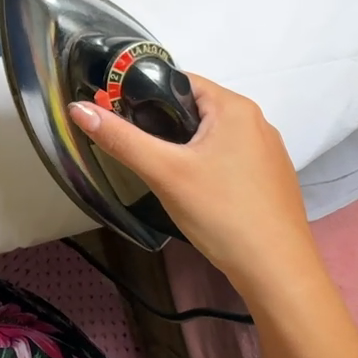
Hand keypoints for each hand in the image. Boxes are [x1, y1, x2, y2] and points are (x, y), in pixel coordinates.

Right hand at [72, 76, 357, 357]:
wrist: (280, 277)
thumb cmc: (223, 213)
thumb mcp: (163, 172)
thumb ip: (119, 137)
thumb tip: (76, 108)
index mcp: (234, 107)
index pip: (179, 80)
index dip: (144, 92)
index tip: (117, 113)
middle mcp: (256, 121)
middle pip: (193, 106)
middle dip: (161, 120)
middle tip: (135, 145)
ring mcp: (268, 152)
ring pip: (210, 133)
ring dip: (182, 143)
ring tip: (159, 167)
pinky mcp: (270, 179)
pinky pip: (227, 155)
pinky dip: (204, 162)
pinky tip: (192, 188)